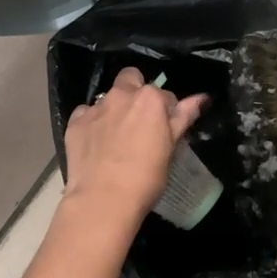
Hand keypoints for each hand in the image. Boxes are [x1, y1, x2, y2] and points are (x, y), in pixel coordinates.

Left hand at [64, 67, 206, 220]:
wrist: (104, 199)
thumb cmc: (146, 177)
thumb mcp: (171, 147)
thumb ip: (183, 117)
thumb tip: (202, 97)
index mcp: (150, 98)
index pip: (164, 95)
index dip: (166, 111)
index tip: (164, 130)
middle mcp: (121, 95)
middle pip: (131, 79)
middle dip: (136, 91)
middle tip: (139, 121)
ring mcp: (95, 108)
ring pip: (107, 97)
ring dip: (114, 109)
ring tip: (116, 137)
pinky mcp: (74, 123)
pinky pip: (86, 114)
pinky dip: (92, 123)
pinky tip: (96, 143)